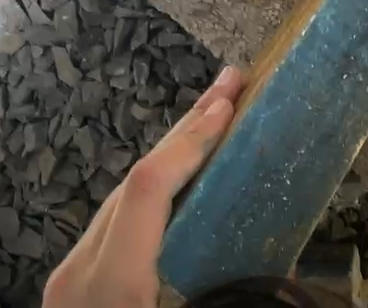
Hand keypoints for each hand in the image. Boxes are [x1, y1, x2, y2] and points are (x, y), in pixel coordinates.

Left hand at [44, 65, 244, 307]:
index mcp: (111, 287)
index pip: (150, 188)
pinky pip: (119, 219)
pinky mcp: (73, 289)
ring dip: (173, 150)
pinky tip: (183, 174)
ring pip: (123, 195)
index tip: (232, 100)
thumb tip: (297, 285)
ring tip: (215, 114)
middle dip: (187, 125)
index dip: (192, 138)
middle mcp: (80, 273)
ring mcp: (70, 280)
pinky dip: (157, 185)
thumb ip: (235, 290)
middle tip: (231, 81)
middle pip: (135, 180)